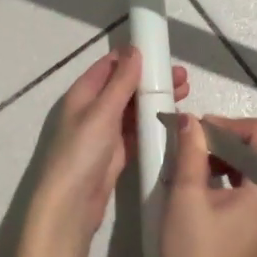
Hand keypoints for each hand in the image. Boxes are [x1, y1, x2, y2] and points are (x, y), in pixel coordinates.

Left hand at [8, 48, 189, 256]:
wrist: (71, 206)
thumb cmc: (82, 153)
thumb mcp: (101, 113)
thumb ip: (120, 83)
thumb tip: (134, 50)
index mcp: (82, 94)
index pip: (109, 66)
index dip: (133, 58)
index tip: (162, 53)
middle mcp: (92, 110)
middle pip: (124, 87)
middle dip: (151, 80)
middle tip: (184, 77)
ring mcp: (104, 133)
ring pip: (133, 109)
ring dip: (155, 100)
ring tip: (185, 93)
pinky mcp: (115, 154)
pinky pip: (137, 132)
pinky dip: (153, 124)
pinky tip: (174, 121)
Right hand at [161, 114, 256, 256]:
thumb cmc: (195, 252)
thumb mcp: (187, 197)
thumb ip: (190, 152)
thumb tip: (190, 119)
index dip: (228, 123)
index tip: (197, 133)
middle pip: (256, 146)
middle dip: (221, 137)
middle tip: (187, 144)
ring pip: (249, 163)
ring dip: (220, 154)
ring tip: (188, 162)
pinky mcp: (254, 222)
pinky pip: (245, 183)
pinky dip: (222, 173)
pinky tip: (196, 181)